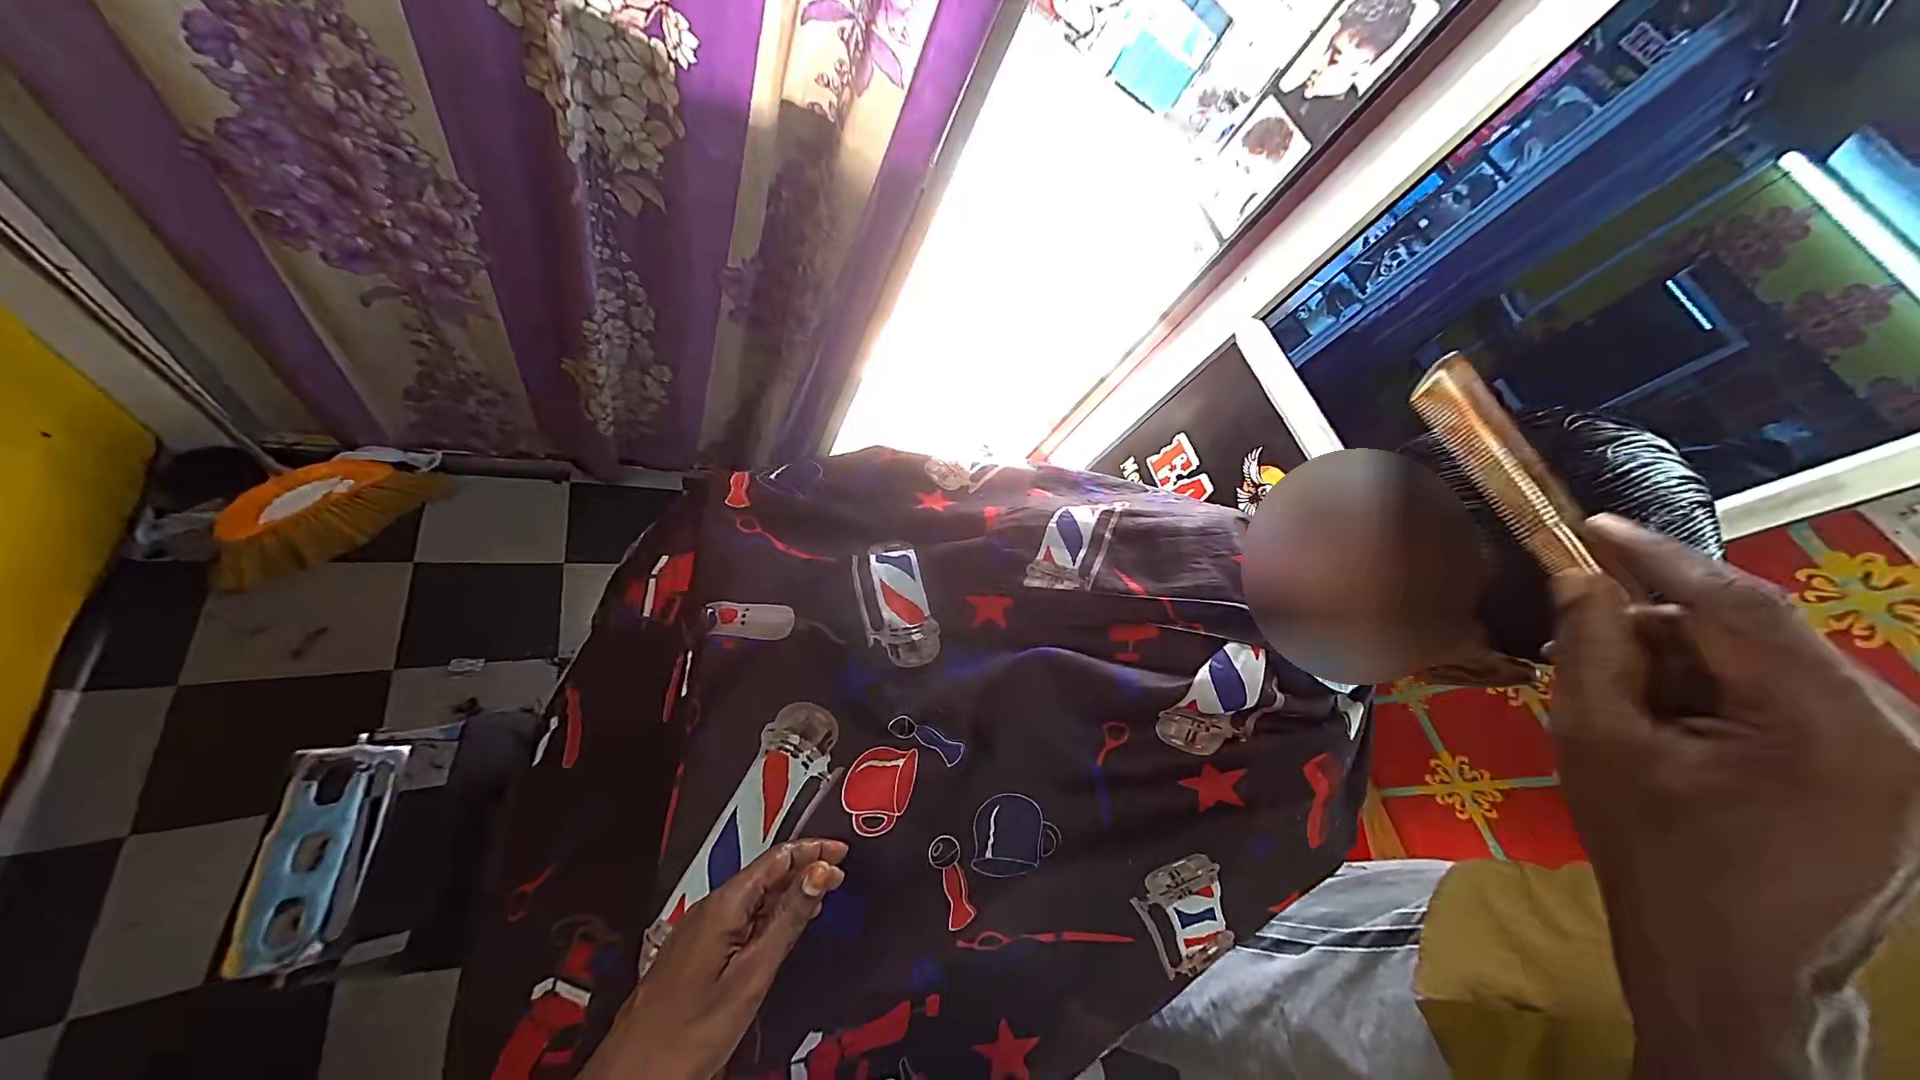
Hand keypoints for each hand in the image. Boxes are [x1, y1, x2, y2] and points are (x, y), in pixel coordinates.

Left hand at [580, 839, 847, 1079]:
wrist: (632, 1076)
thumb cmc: (688, 1033)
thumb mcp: (752, 973)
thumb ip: (788, 920)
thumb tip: (820, 873)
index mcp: (724, 905)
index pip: (776, 858)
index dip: (812, 849)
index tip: (841, 850)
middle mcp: (709, 908)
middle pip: (765, 873)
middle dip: (804, 868)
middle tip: (838, 874)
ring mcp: (700, 929)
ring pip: (754, 896)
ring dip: (789, 891)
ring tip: (819, 896)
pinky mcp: (695, 951)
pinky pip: (740, 917)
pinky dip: (769, 914)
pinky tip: (783, 927)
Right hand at [1550, 515, 1919, 1076]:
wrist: (1730, 967)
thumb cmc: (1652, 852)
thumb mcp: (1597, 742)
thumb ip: (1591, 650)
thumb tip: (1579, 578)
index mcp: (1830, 726)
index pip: (1736, 605)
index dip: (1655, 555)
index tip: (1591, 524)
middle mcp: (1897, 729)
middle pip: (1755, 635)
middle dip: (1662, 626)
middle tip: (1585, 637)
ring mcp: (1908, 754)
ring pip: (1770, 664)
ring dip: (1688, 664)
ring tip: (1629, 704)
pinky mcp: (1895, 773)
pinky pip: (1792, 699)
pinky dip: (1720, 695)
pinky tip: (1674, 728)